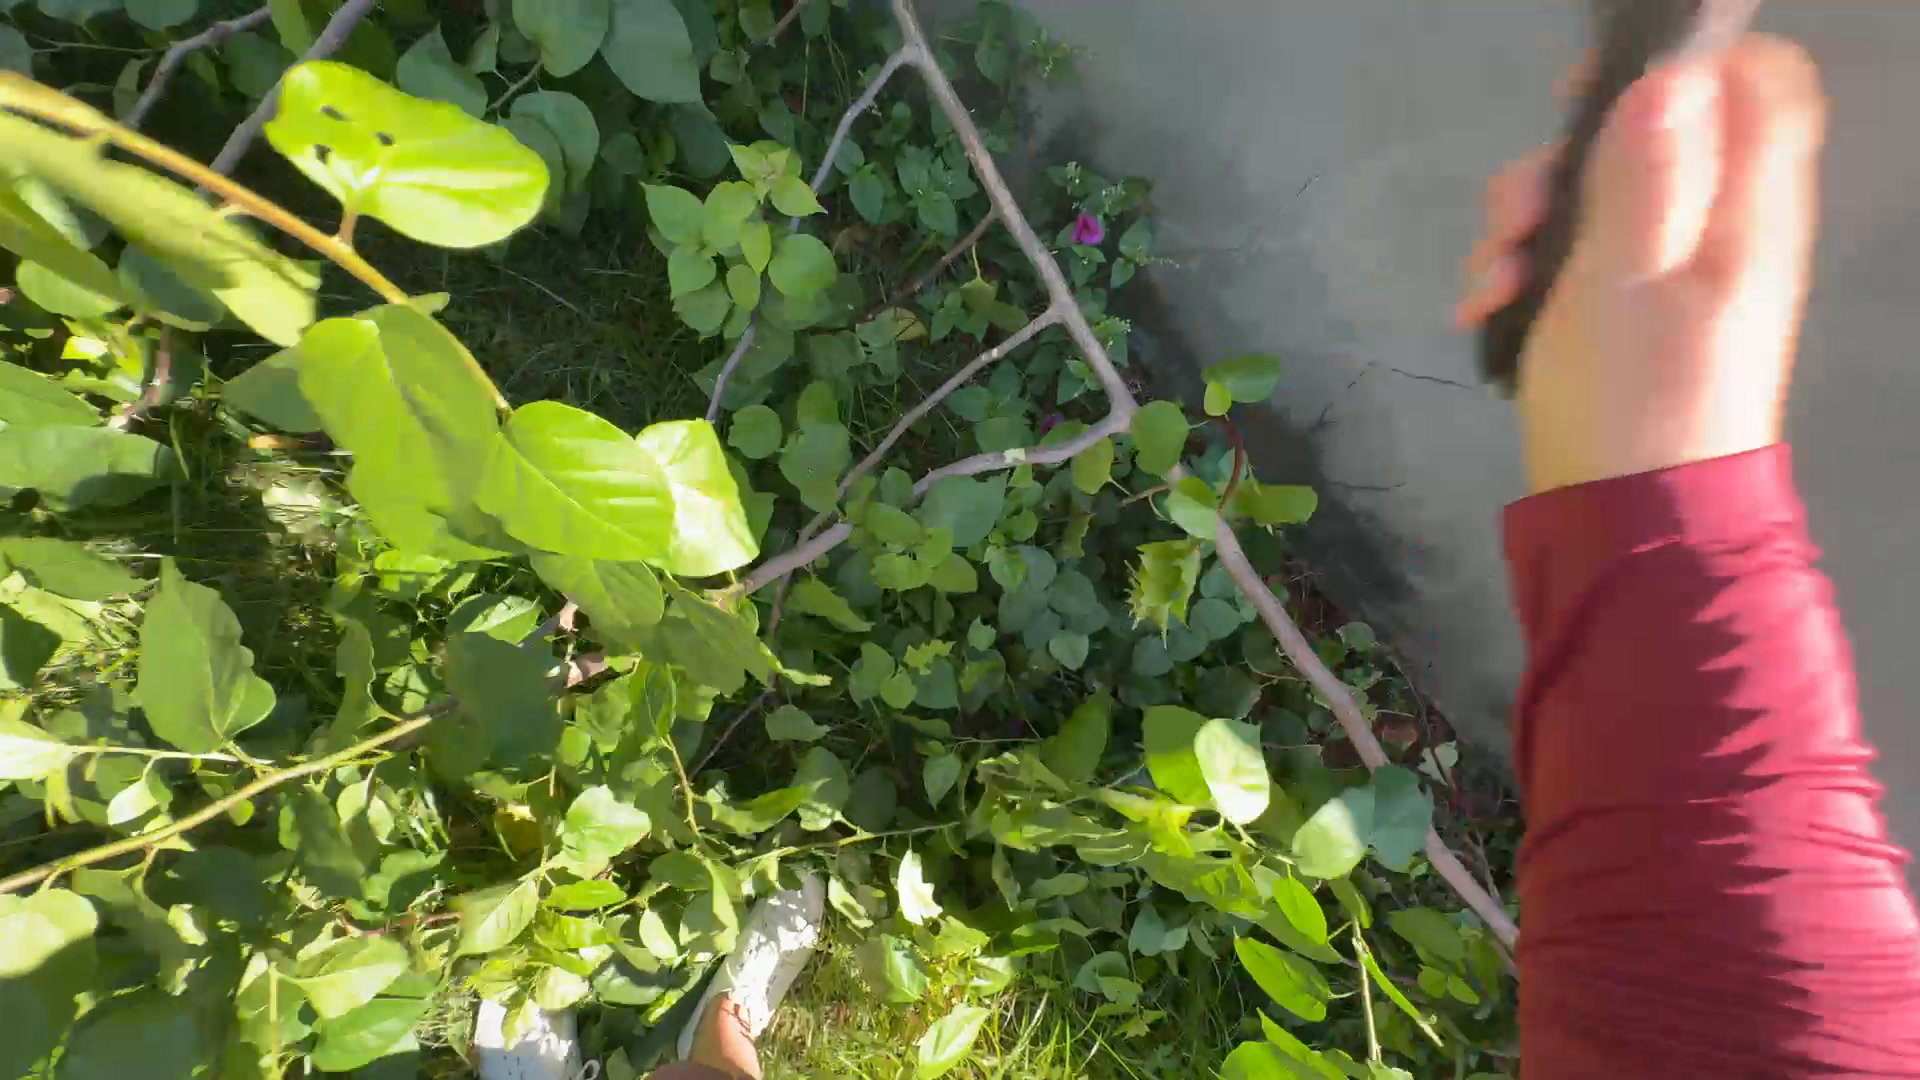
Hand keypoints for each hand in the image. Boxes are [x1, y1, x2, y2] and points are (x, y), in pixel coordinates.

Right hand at [1457, 36, 1827, 494]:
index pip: (1749, 87)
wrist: (1621, 501)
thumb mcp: (1630, 281)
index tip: (1587, 92)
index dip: (1680, 67)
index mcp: (1740, 207)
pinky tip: (1481, 310)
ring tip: (1486, 284)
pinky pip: (1559, 264)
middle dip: (1555, 171)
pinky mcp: (1606, 315)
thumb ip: (1647, 181)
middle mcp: (1703, 229)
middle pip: (1638, 148)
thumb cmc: (1634, 393)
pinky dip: (1514, 275)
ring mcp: (1652, 276)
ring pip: (1582, 210)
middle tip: (1511, 220)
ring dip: (1518, 232)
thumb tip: (1662, 81)